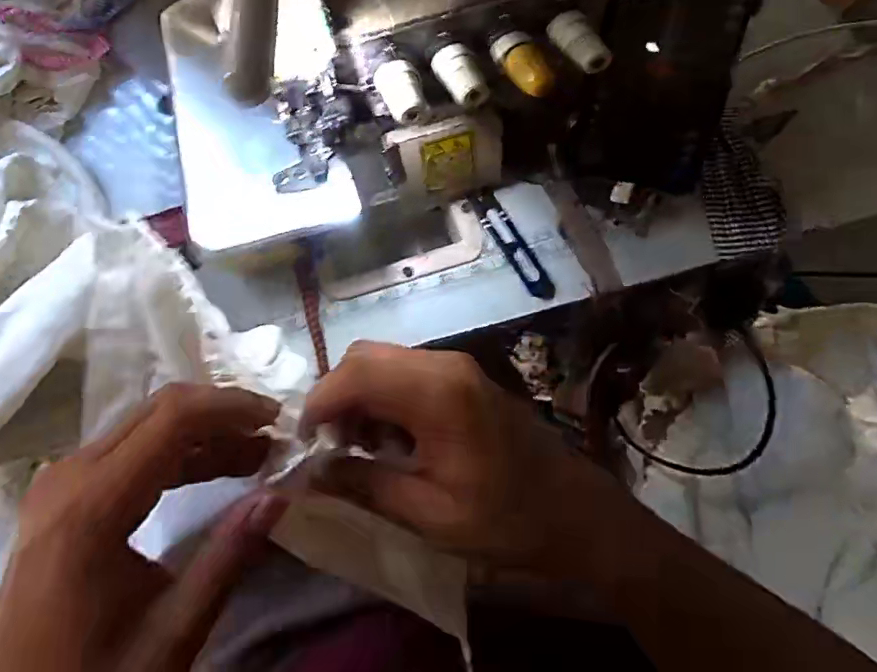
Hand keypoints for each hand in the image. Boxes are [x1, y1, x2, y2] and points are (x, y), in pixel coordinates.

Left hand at [0, 384, 286, 671]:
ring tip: (252, 455)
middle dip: (222, 415)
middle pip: (159, 411)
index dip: (231, 407)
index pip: (173, 418)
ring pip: (145, 427)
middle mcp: (70, 474)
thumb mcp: (170, 634)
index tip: (278, 420)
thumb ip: (227, 558)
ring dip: (201, 433)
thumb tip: (279, 495)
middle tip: (271, 438)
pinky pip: (127, 450)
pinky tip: (207, 470)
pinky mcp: (60, 494)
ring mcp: (60, 480)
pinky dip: (173, 452)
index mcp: (91, 504)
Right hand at [302, 341, 644, 586]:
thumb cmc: (506, 518)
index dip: (319, 402)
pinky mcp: (458, 375)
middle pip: (364, 357)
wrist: (576, 510)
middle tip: (327, 448)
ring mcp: (453, 364)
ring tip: (355, 449)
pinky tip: (386, 439)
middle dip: (335, 397)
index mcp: (437, 391)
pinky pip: (402, 371)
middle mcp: (442, 362)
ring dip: (357, 397)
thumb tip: (306, 474)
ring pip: (381, 361)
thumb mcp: (429, 515)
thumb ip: (364, 485)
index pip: (356, 373)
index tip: (300, 444)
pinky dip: (380, 397)